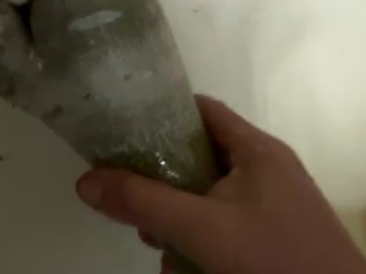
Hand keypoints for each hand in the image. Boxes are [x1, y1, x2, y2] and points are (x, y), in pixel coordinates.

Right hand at [75, 96, 365, 273]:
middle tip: (133, 202)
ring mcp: (278, 212)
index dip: (155, 112)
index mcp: (258, 150)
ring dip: (177, 223)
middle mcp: (269, 172)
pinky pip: (228, 231)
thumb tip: (83, 181)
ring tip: (158, 247)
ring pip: (208, 200)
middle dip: (159, 183)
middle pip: (196, 157)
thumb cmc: (279, 262)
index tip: (118, 128)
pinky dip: (203, 246)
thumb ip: (141, 201)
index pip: (196, 107)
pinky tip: (187, 270)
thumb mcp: (202, 230)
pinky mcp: (282, 245)